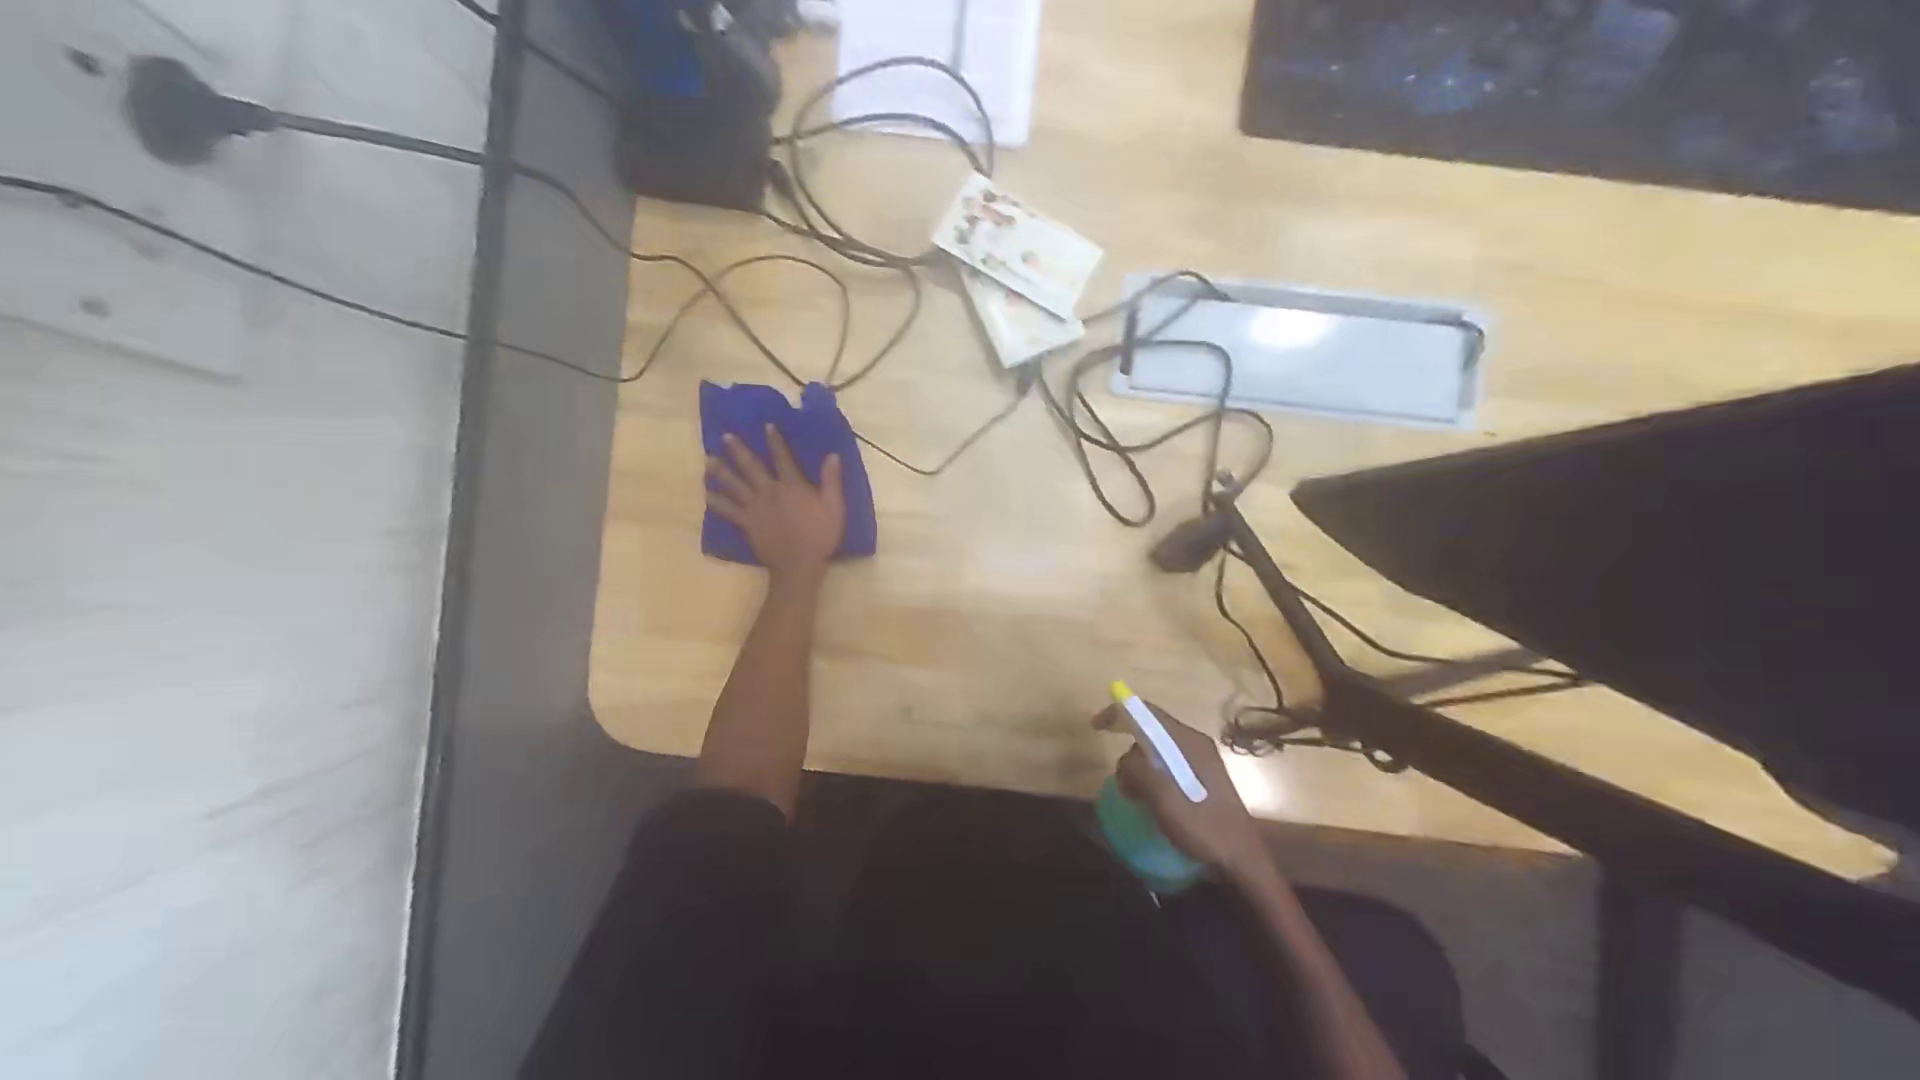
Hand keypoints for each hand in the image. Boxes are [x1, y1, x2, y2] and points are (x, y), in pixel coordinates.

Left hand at [707, 425, 846, 585]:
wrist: (799, 565)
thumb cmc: (820, 536)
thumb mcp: (834, 507)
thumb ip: (832, 481)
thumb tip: (832, 455)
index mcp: (792, 486)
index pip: (782, 458)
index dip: (775, 441)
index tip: (767, 425)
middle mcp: (770, 492)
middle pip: (751, 467)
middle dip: (738, 450)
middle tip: (724, 436)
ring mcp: (755, 508)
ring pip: (734, 485)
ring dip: (720, 472)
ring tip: (708, 460)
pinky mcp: (747, 523)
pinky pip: (728, 510)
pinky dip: (717, 502)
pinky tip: (706, 494)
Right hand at [1093, 701, 1271, 879]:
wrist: (1242, 860)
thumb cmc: (1205, 828)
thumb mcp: (1165, 801)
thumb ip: (1139, 772)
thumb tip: (1124, 762)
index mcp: (1189, 742)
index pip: (1148, 712)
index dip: (1118, 713)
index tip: (1097, 727)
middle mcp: (1195, 743)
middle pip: (1150, 731)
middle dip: (1130, 753)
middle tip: (1124, 785)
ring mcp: (1201, 760)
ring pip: (1156, 750)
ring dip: (1140, 770)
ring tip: (1138, 798)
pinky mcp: (1202, 777)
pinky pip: (1167, 765)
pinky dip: (1151, 777)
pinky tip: (1152, 801)